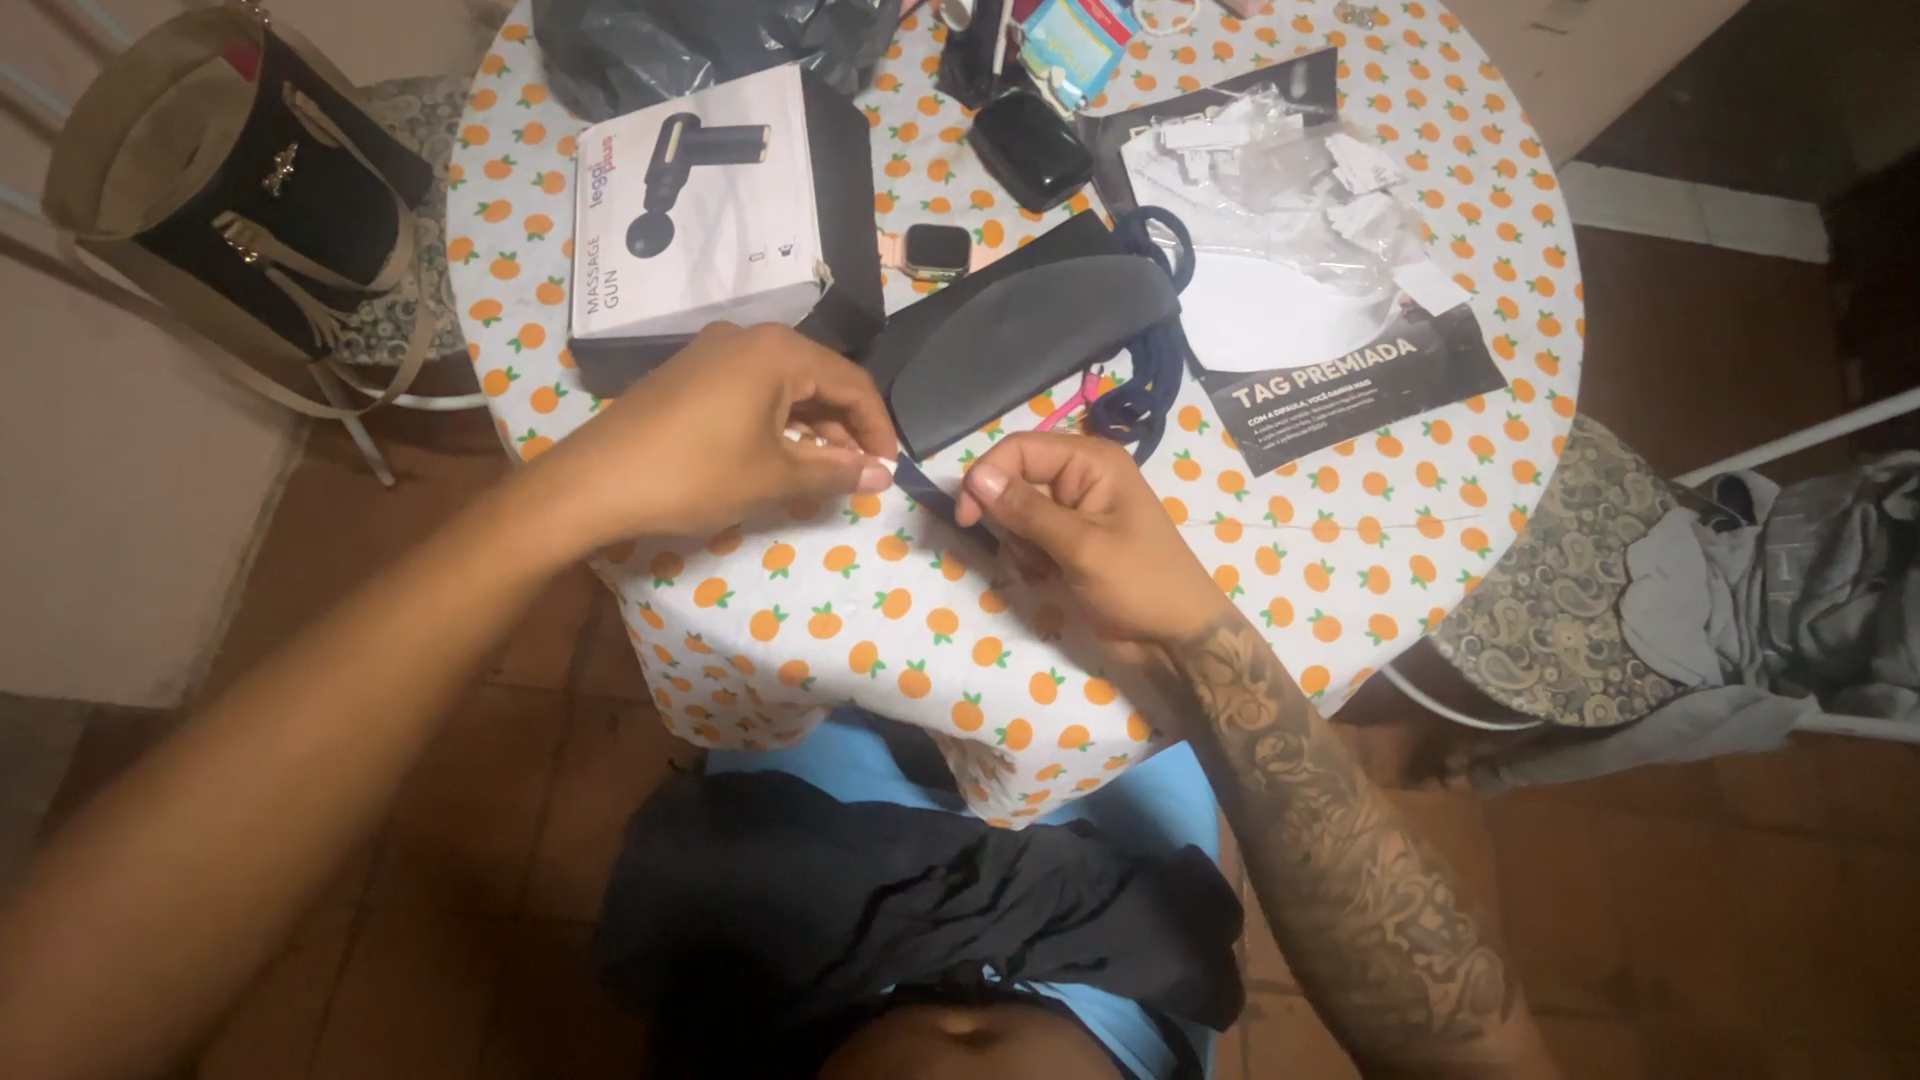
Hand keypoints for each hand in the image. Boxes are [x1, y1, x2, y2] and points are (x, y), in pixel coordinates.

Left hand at [521, 323, 896, 551]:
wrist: (594, 482)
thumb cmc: (695, 474)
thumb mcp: (775, 476)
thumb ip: (836, 471)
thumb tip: (883, 475)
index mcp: (777, 351)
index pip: (852, 383)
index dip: (878, 428)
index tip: (889, 468)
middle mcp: (749, 337)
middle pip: (821, 378)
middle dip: (847, 427)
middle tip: (860, 472)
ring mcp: (716, 351)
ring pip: (788, 385)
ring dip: (815, 426)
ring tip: (826, 469)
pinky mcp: (693, 372)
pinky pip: (755, 389)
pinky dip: (780, 420)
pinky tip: (783, 454)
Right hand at [954, 433, 1232, 646]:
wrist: (1174, 638)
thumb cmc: (1140, 584)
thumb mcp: (1081, 546)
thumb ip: (1027, 510)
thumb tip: (975, 477)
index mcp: (1091, 462)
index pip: (1019, 448)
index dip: (986, 476)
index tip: (966, 518)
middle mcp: (1080, 477)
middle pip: (1013, 479)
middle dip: (1007, 519)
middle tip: (1025, 554)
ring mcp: (1074, 512)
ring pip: (1014, 513)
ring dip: (1018, 545)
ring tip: (1044, 571)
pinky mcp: (1068, 542)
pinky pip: (1026, 538)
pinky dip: (1027, 560)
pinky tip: (1048, 579)